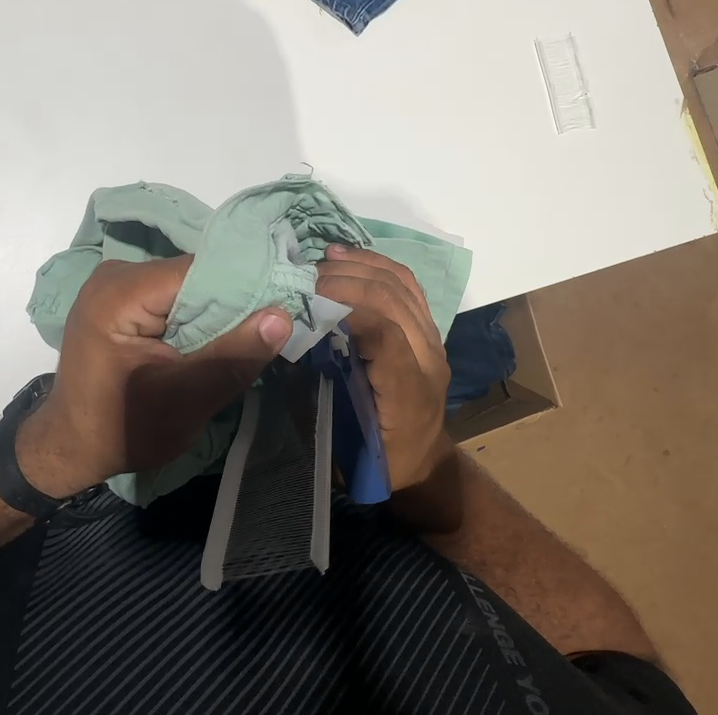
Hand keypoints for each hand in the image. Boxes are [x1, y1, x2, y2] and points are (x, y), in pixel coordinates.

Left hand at [15, 256, 291, 498]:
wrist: (69, 448)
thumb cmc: (121, 429)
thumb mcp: (184, 400)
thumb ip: (232, 356)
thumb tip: (283, 316)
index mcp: (121, 292)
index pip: (201, 270)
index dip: (247, 285)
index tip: (287, 302)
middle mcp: (116, 274)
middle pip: (194, 274)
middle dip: (236, 298)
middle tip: (278, 319)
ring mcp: (116, 285)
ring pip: (187, 284)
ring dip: (219, 307)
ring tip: (256, 328)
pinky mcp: (121, 300)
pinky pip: (172, 295)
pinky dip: (197, 313)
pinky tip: (220, 333)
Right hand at [316, 245, 455, 491]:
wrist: (423, 462)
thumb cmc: (377, 461)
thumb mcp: (343, 449)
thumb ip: (318, 408)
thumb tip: (285, 360)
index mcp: (408, 393)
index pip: (386, 335)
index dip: (349, 309)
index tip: (309, 301)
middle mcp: (428, 359)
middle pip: (393, 299)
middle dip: (346, 280)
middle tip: (304, 280)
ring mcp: (432, 339)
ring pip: (401, 284)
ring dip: (359, 266)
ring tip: (321, 262)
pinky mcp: (428, 327)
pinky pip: (407, 283)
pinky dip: (375, 263)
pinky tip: (344, 257)